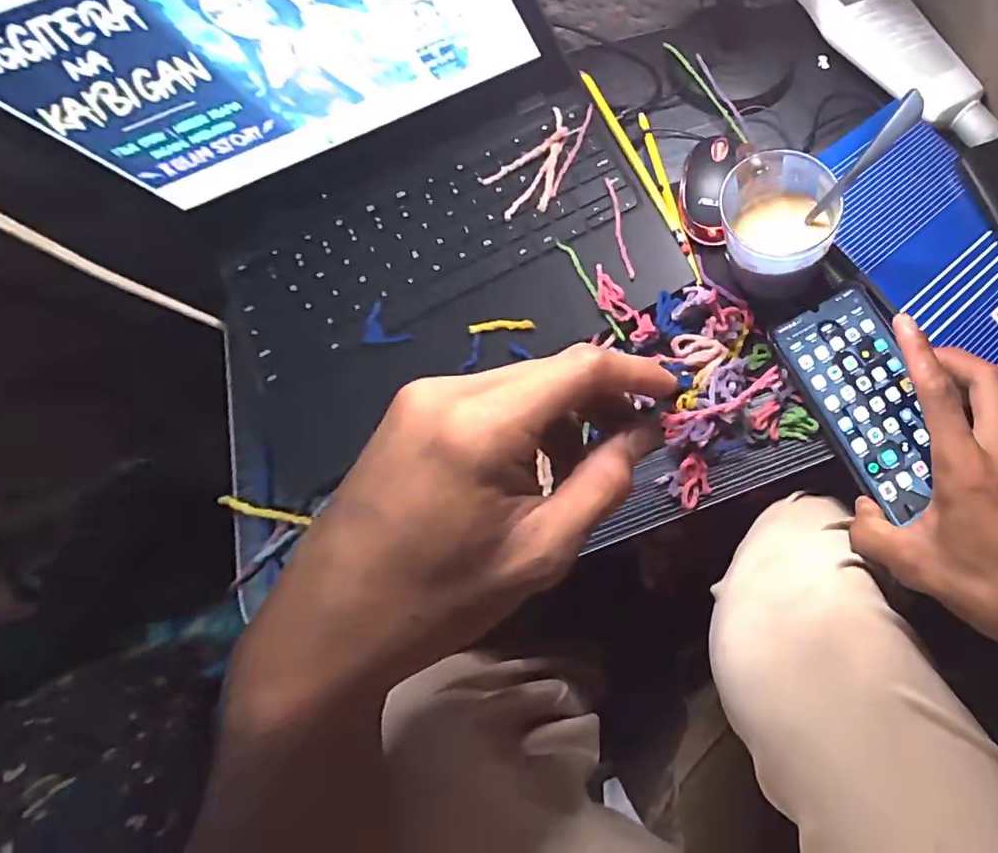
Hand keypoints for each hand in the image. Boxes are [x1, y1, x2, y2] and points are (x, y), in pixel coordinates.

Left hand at [227, 344, 676, 721]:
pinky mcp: (411, 410)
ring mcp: (423, 396)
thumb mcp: (543, 549)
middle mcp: (449, 389)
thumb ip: (606, 480)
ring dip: (567, 411)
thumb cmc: (440, 601)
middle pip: (555, 369)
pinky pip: (493, 396)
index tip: (673, 392)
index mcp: (481, 423)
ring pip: (526, 381)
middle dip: (604, 396)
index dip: (636, 372)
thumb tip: (646, 430)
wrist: (325, 631)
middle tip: (636, 435)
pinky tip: (532, 464)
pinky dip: (530, 418)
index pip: (582, 367)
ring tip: (580, 464)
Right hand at [851, 314, 997, 683]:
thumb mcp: (916, 566)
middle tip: (928, 360)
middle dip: (955, 356)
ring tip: (958, 389)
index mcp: (965, 467)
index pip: (940, 395)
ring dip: (985, 379)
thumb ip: (874, 534)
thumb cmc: (985, 587)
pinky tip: (984, 432)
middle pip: (988, 377)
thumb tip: (859, 509)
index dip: (920, 352)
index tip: (906, 321)